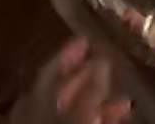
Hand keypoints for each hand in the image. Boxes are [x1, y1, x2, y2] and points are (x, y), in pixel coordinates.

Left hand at [9, 38, 131, 123]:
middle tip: (109, 66)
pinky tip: (116, 117)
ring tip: (122, 101)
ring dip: (96, 104)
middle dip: (87, 79)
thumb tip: (103, 59)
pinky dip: (93, 119)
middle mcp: (32, 115)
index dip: (70, 53)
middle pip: (59, 91)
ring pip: (68, 113)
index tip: (88, 39)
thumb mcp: (81, 112)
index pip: (51, 69)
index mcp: (33, 100)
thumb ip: (92, 86)